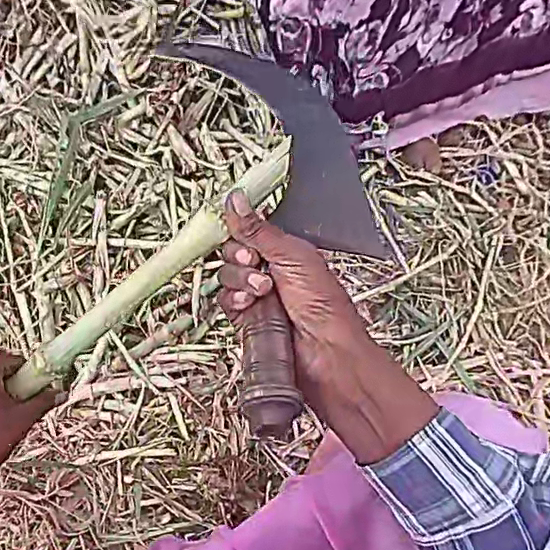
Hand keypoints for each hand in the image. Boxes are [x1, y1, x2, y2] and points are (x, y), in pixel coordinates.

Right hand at [217, 191, 437, 461]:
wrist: (324, 351)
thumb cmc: (322, 303)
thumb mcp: (292, 256)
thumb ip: (258, 229)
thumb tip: (235, 198)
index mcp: (285, 249)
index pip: (248, 230)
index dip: (241, 233)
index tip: (247, 240)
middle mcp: (269, 269)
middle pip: (232, 252)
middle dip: (240, 258)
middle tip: (256, 266)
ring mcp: (256, 295)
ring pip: (226, 277)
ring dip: (239, 281)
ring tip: (262, 291)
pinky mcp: (246, 318)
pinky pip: (225, 302)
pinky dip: (233, 301)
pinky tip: (248, 305)